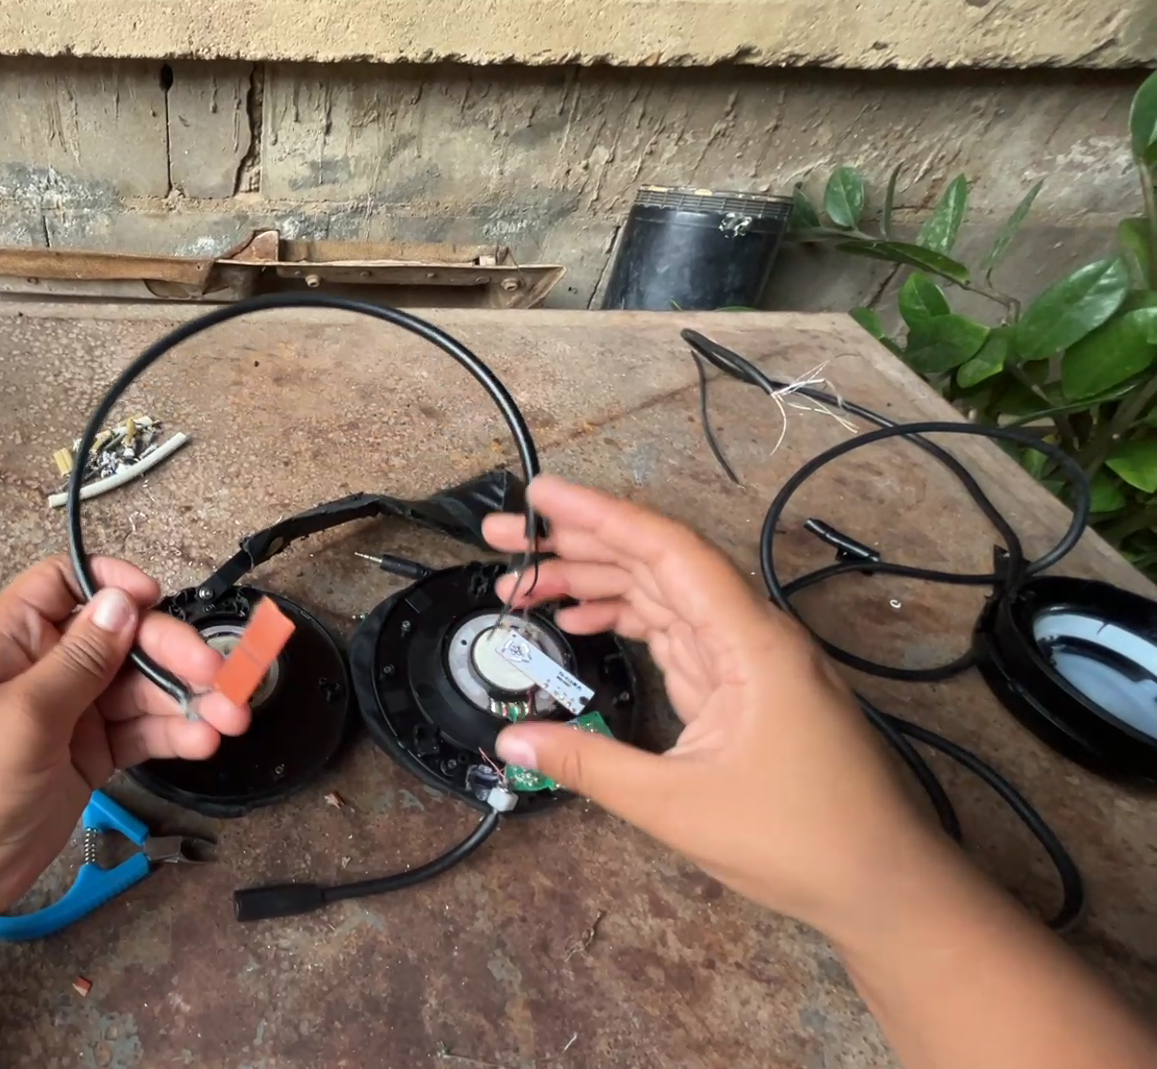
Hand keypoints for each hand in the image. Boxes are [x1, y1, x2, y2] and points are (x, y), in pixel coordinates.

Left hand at [0, 555, 247, 924]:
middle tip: (219, 677)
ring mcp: (72, 711)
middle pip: (121, 637)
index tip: (154, 599)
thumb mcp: (22, 715)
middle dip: (171, 652)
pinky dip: (172, 733)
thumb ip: (80, 659)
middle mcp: (47, 666)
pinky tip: (204, 741)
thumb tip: (122, 599)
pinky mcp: (91, 753)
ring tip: (233, 717)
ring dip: (186, 698)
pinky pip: (139, 731)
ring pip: (139, 686)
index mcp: (14, 639)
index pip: (66, 583)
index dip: (111, 582)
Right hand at [484, 476, 951, 937]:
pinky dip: (613, 614)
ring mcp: (738, 654)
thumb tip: (508, 738)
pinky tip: (573, 618)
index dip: (600, 515)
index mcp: (748, 643)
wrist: (884, 889)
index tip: (539, 494)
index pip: (666, 551)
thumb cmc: (798, 841)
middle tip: (500, 535)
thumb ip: (586, 763)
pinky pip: (662, 625)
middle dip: (573, 541)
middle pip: (651, 561)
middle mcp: (745, 632)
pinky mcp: (729, 678)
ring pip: (652, 590)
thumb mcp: (677, 805)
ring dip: (585, 579)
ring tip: (518, 585)